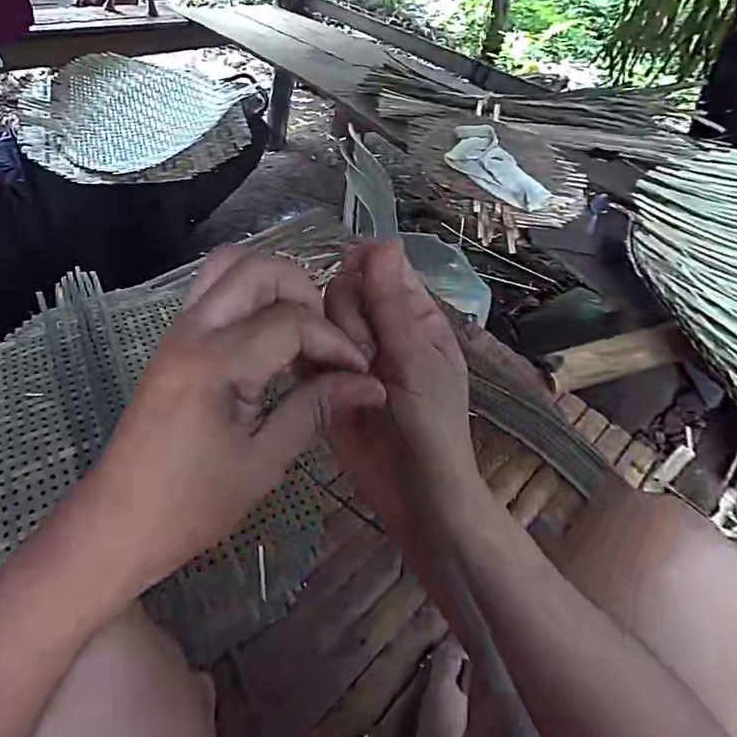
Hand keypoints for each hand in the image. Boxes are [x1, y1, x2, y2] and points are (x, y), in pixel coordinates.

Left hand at [81, 248, 383, 592]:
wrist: (117, 524)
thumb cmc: (190, 504)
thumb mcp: (263, 461)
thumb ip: (316, 408)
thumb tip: (369, 384)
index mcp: (215, 363)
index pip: (292, 322)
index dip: (334, 342)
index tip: (359, 370)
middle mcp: (193, 330)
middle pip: (260, 269)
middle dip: (306, 293)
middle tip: (325, 339)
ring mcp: (178, 328)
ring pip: (232, 264)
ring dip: (275, 282)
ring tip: (300, 327)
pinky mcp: (174, 337)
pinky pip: (216, 286)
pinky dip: (251, 291)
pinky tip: (271, 334)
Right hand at [323, 240, 478, 524]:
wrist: (413, 494)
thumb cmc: (432, 425)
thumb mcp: (417, 361)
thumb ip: (393, 303)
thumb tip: (384, 242)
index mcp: (413, 315)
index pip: (382, 268)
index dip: (365, 268)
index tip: (354, 280)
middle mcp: (379, 327)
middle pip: (344, 290)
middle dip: (350, 318)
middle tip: (367, 357)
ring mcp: (350, 353)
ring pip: (320, 319)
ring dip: (330, 341)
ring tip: (350, 375)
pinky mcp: (325, 380)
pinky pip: (304, 352)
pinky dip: (306, 360)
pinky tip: (318, 379)